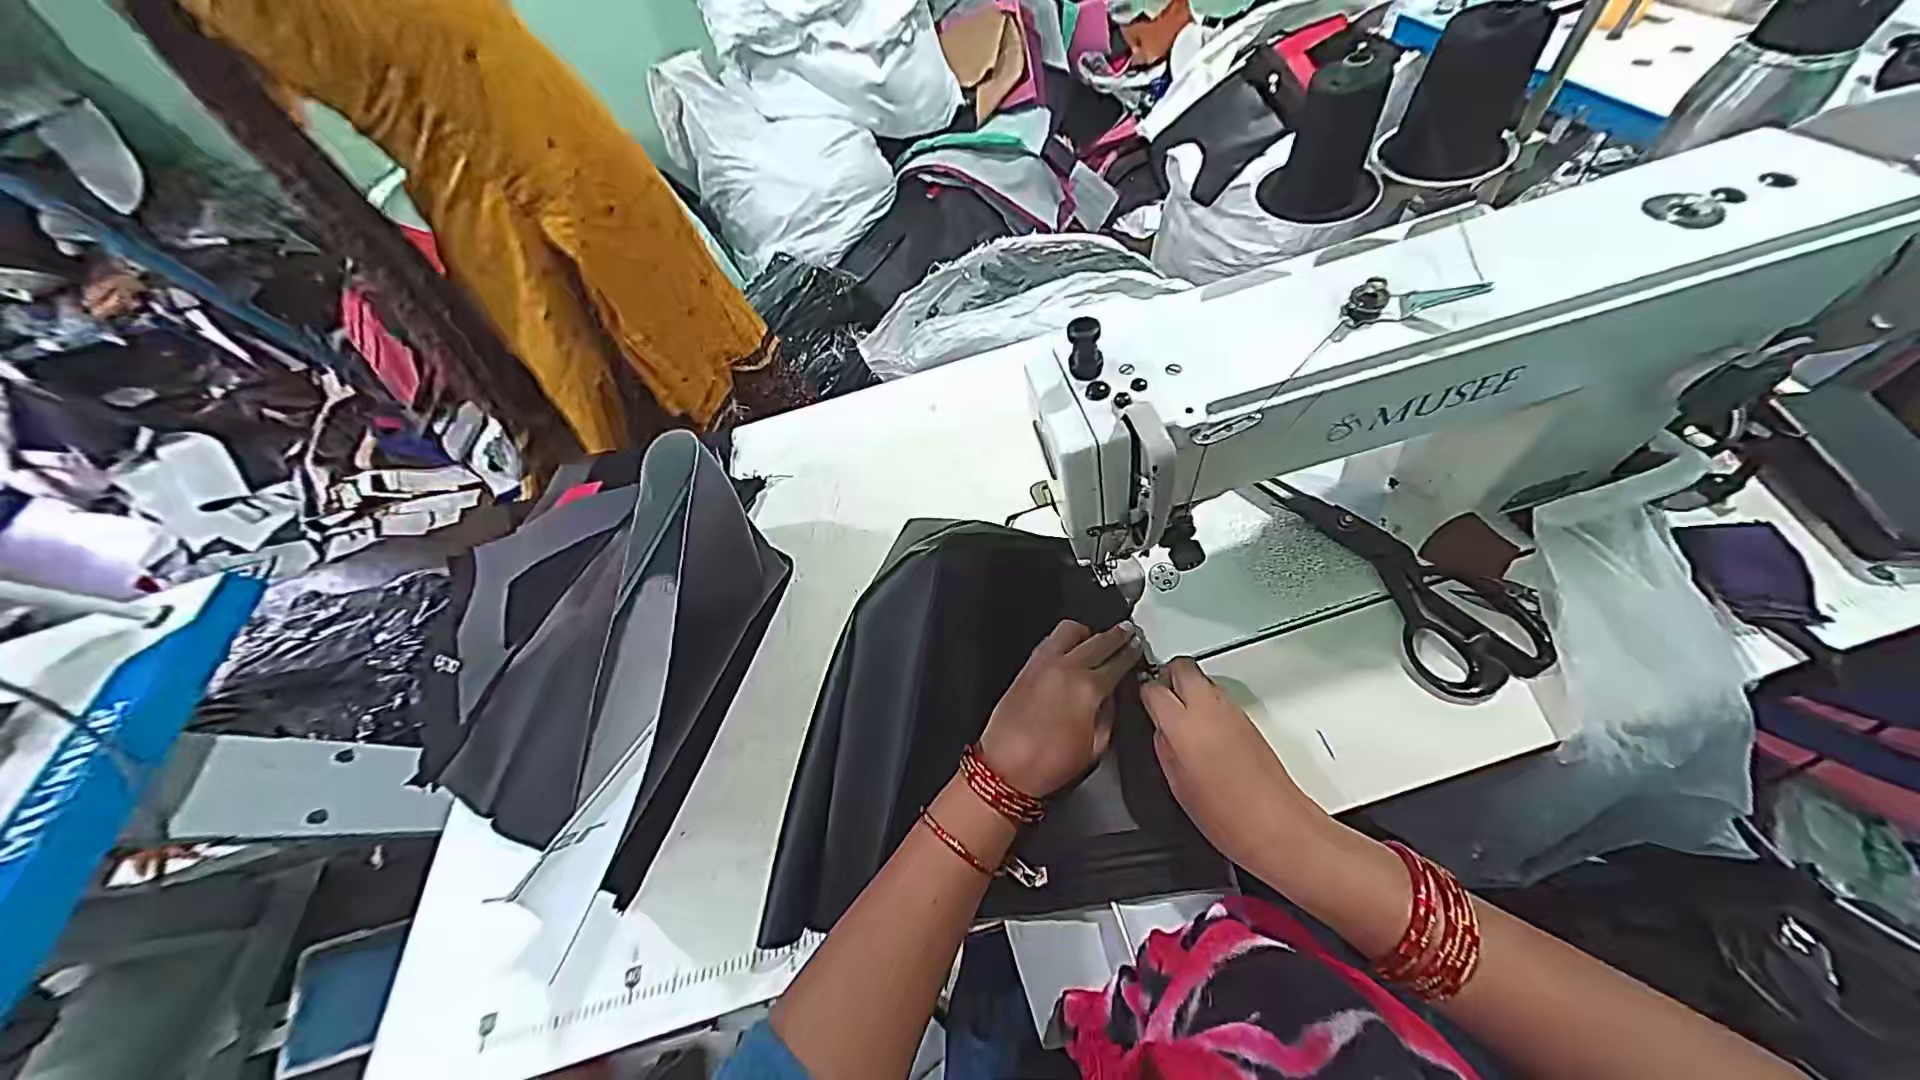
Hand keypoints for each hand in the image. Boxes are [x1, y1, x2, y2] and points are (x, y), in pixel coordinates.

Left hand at [979, 620, 1142, 797]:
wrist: (1005, 767)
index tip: (1138, 646)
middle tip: (1128, 633)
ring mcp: (1043, 663)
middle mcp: (1066, 669)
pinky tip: (1070, 647)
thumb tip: (1113, 695)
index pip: (1118, 660)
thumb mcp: (1095, 746)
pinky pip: (1050, 639)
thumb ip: (1109, 714)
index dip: (1132, 651)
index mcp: (1088, 688)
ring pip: (1071, 630)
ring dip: (1089, 632)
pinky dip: (1065, 638)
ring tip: (1098, 638)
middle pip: (1099, 639)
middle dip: (1118, 634)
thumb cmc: (1046, 763)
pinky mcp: (1026, 666)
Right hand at [1141, 657, 1328, 866]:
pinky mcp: (1249, 719)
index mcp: (1183, 724)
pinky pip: (1220, 697)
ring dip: (1189, 688)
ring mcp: (1233, 711)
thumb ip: (1164, 748)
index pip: (1153, 688)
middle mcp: (1209, 709)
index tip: (1142, 701)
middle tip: (1159, 694)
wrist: (1279, 827)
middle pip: (1181, 666)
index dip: (1143, 693)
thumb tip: (1160, 732)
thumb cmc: (1232, 817)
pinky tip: (1204, 731)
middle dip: (1167, 675)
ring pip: (1202, 679)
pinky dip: (1208, 704)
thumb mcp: (1178, 785)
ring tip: (1181, 714)